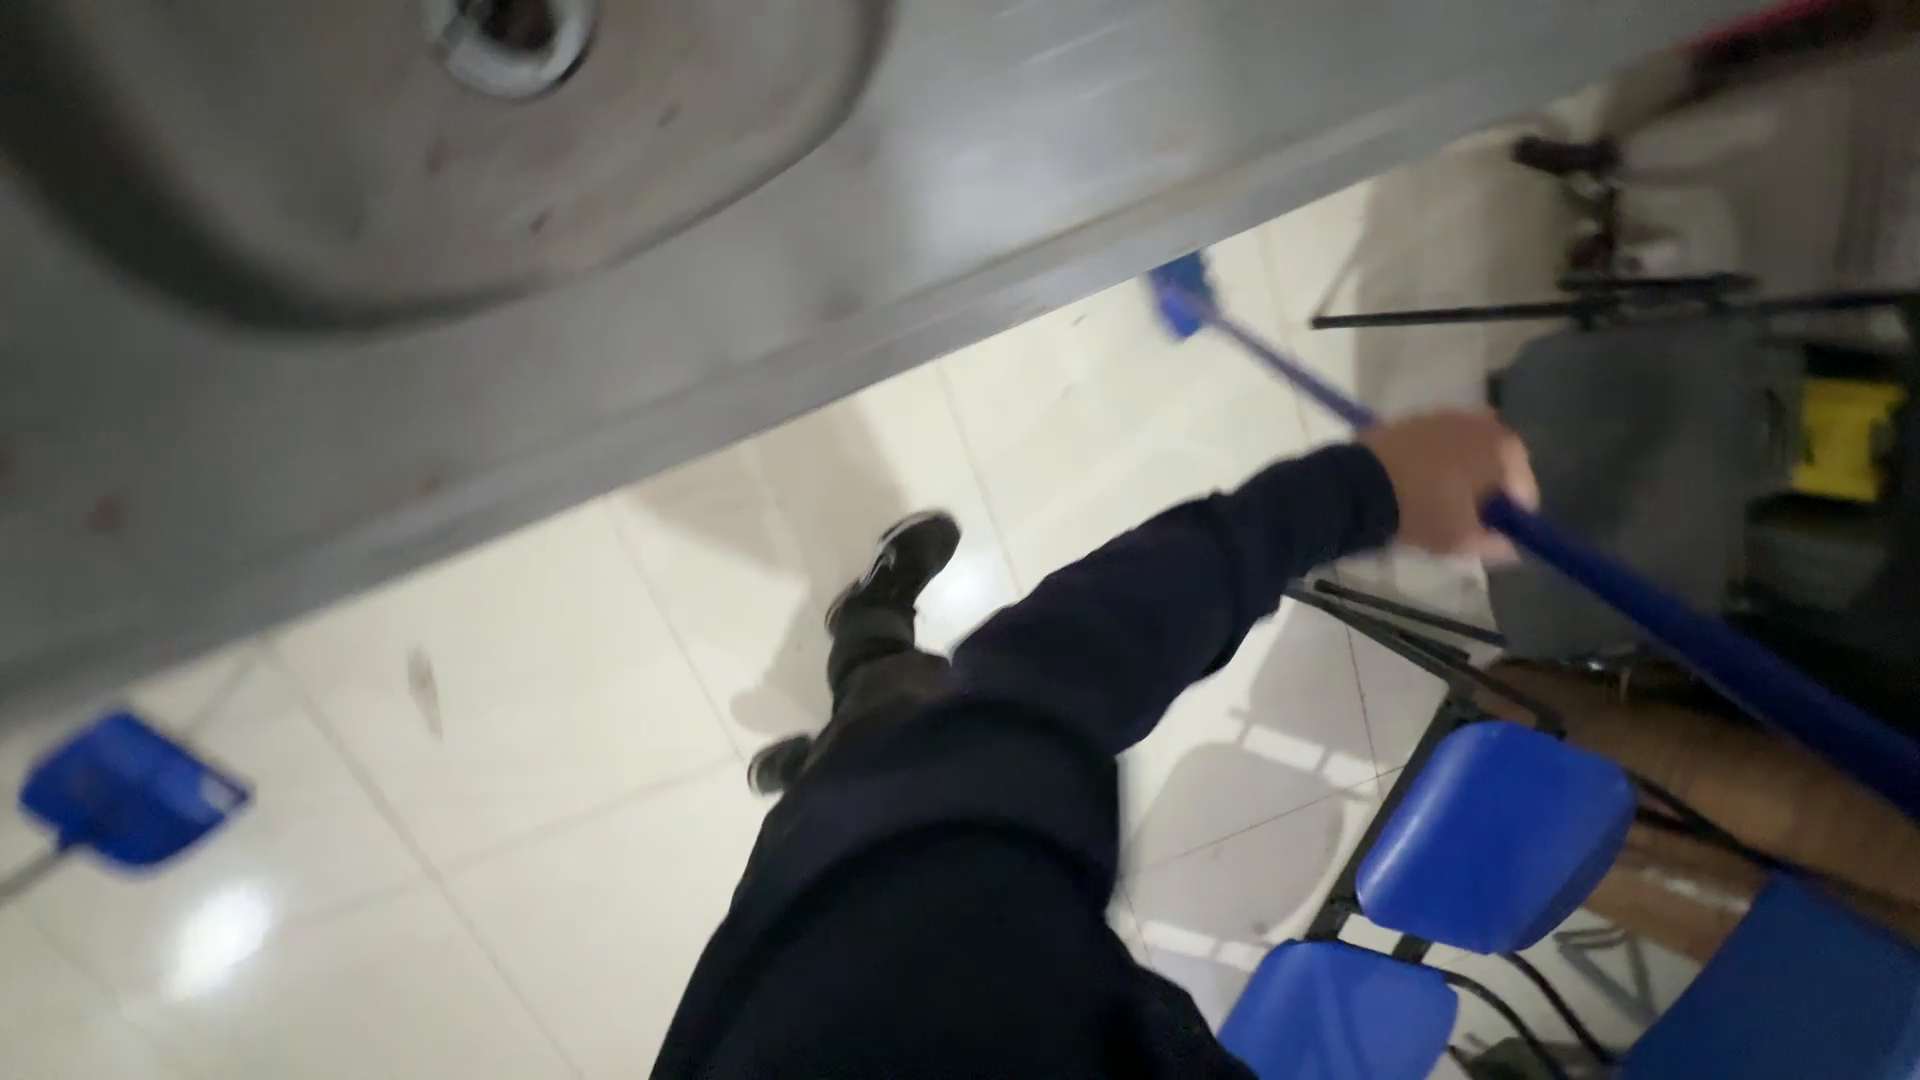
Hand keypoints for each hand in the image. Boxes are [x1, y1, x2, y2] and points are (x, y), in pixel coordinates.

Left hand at [1358, 409, 1538, 563]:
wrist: (1355, 486)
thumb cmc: (1421, 510)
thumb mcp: (1461, 539)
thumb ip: (1493, 543)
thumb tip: (1507, 546)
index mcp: (1501, 445)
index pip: (1521, 480)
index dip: (1515, 508)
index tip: (1504, 529)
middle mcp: (1473, 422)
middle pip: (1490, 459)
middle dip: (1485, 486)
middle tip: (1472, 515)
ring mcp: (1433, 418)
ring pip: (1456, 451)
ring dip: (1453, 473)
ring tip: (1437, 502)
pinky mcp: (1399, 422)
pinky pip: (1423, 448)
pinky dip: (1424, 464)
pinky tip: (1410, 486)